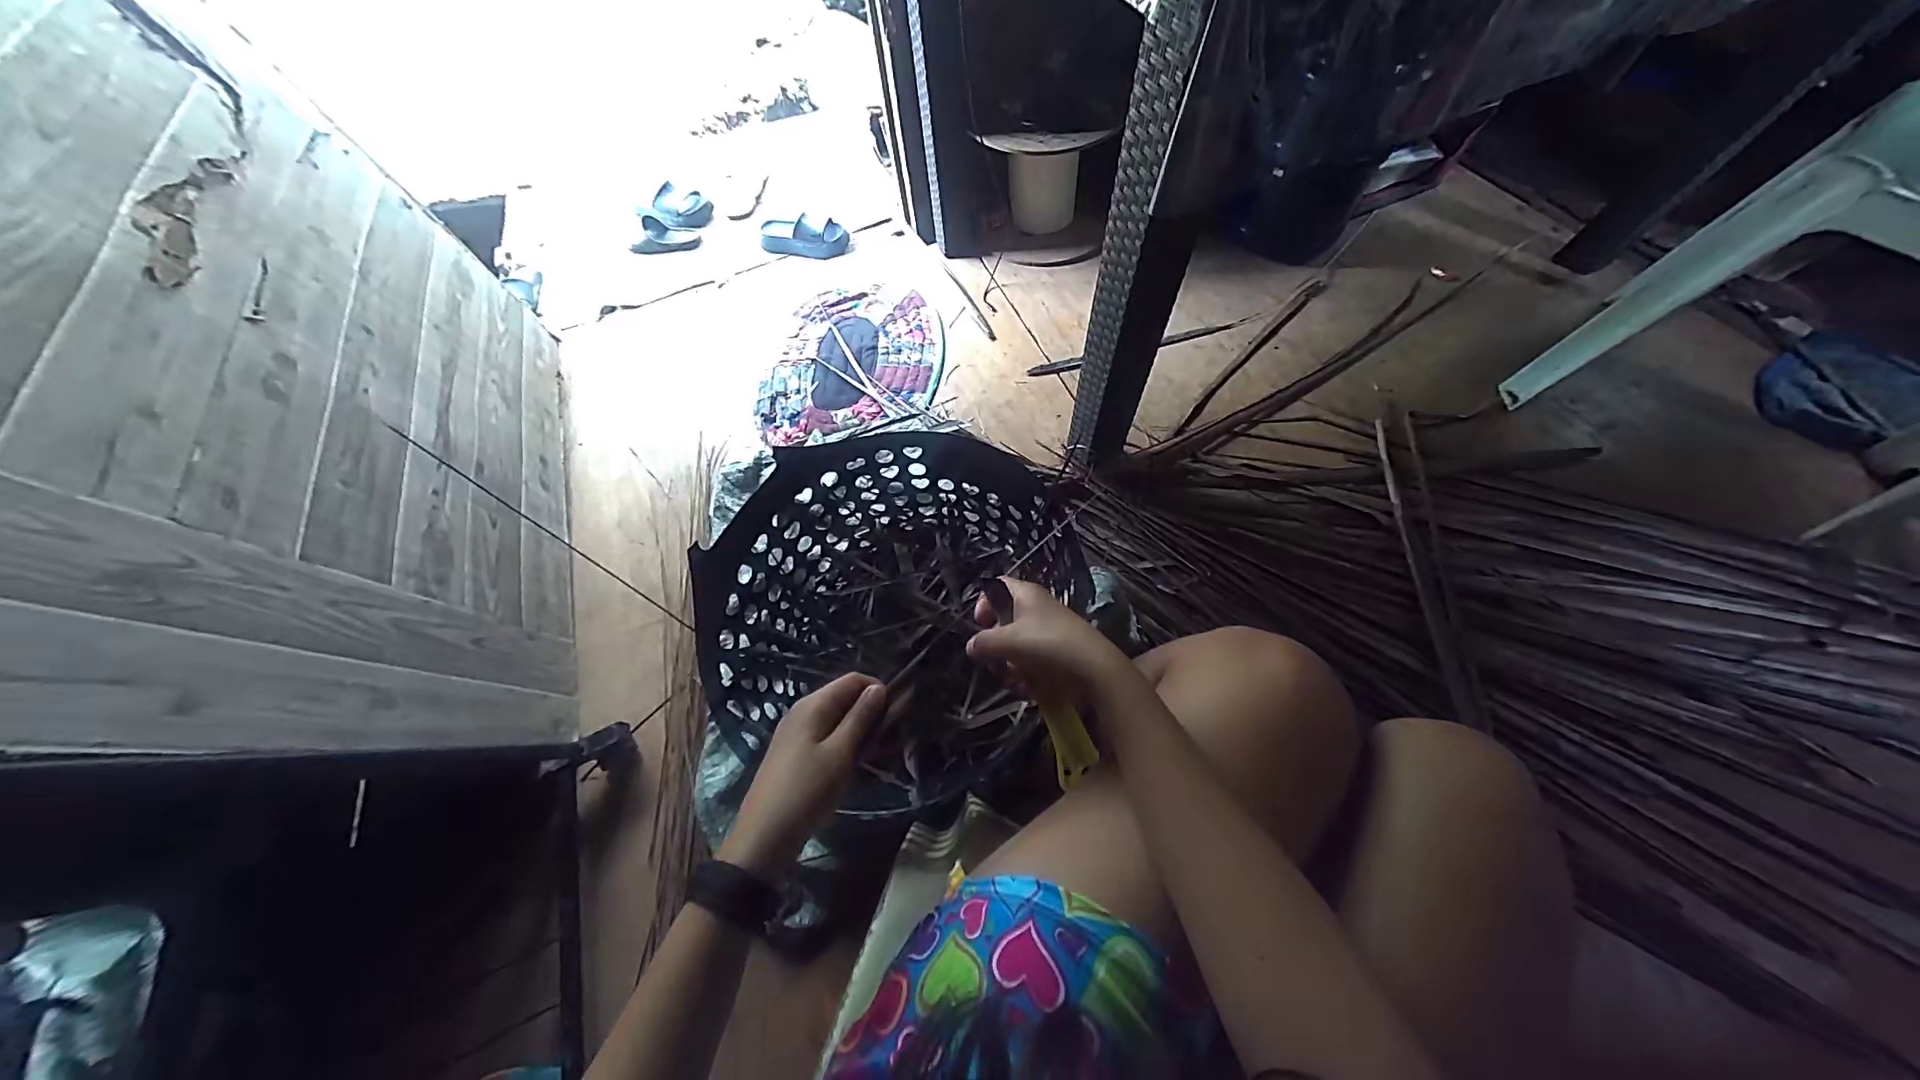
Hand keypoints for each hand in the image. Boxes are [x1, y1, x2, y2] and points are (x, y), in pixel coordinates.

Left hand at [720, 673, 886, 879]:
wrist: (765, 835)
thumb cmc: (807, 790)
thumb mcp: (840, 753)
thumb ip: (860, 718)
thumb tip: (878, 688)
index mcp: (813, 704)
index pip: (853, 680)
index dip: (878, 691)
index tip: (895, 716)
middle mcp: (802, 711)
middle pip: (844, 697)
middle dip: (869, 711)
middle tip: (889, 738)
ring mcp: (795, 732)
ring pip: (836, 718)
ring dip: (858, 730)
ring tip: (876, 754)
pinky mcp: (794, 752)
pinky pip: (825, 735)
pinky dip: (843, 743)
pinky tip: (853, 764)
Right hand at [966, 577, 1135, 707]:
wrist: (1095, 670)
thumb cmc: (1048, 645)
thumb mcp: (1009, 641)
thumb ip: (984, 642)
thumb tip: (970, 646)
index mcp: (1025, 594)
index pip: (996, 587)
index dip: (983, 604)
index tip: (980, 625)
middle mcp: (1036, 609)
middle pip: (1003, 623)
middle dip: (995, 647)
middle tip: (996, 662)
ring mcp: (1047, 633)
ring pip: (1015, 648)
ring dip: (1009, 667)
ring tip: (1016, 680)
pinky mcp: (1056, 655)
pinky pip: (1030, 663)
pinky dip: (1025, 676)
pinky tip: (1029, 689)